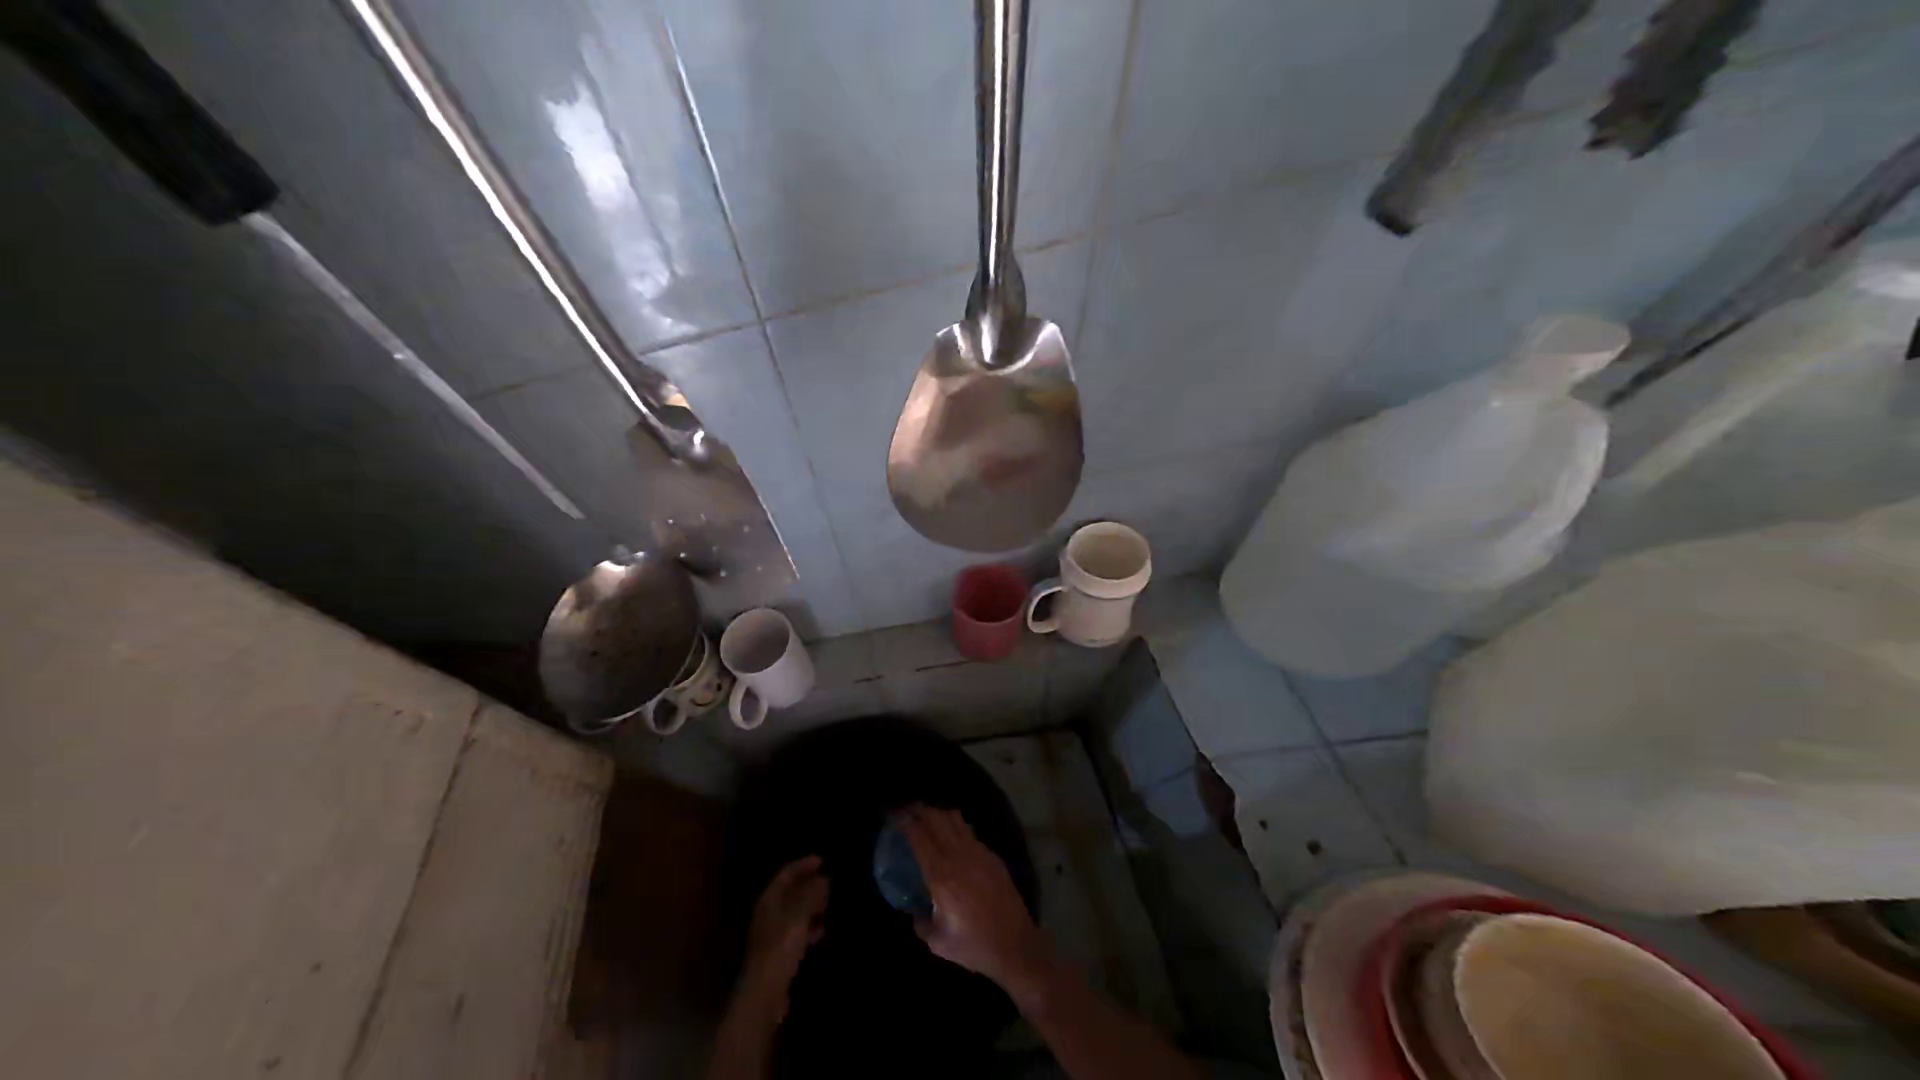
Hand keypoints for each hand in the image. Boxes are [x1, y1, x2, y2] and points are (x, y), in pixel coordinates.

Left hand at [735, 855, 829, 1022]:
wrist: (764, 993)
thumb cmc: (780, 947)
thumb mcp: (799, 915)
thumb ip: (812, 894)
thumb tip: (824, 879)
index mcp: (768, 901)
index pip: (786, 875)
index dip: (803, 865)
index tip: (822, 860)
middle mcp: (768, 914)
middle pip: (790, 893)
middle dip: (810, 886)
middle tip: (830, 883)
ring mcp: (772, 934)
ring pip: (795, 912)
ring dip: (812, 907)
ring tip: (829, 905)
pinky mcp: (779, 953)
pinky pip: (797, 931)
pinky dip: (810, 926)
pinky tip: (822, 931)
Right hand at [898, 805, 1049, 997]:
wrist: (1015, 945)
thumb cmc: (974, 946)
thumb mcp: (938, 942)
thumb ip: (920, 923)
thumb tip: (914, 911)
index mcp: (941, 876)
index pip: (920, 838)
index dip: (906, 821)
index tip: (896, 813)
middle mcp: (959, 857)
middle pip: (937, 819)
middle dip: (920, 809)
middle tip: (908, 808)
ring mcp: (979, 854)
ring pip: (955, 820)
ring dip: (938, 813)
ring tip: (927, 814)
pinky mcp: (992, 857)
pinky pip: (970, 832)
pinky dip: (956, 826)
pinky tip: (952, 834)